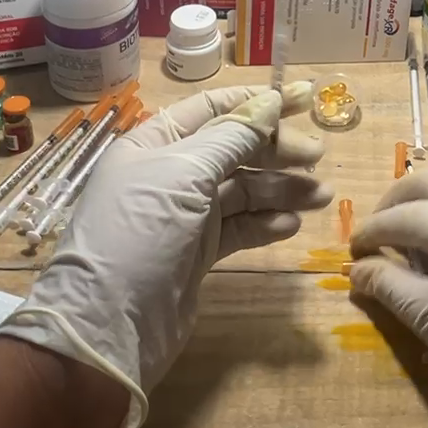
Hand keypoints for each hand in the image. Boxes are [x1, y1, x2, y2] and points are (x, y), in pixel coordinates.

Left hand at [0, 82, 328, 427]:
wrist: (106, 330)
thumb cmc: (140, 233)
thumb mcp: (185, 174)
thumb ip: (233, 136)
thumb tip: (272, 101)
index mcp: (156, 143)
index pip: (215, 108)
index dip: (259, 101)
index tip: (305, 97)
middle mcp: (171, 173)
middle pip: (235, 148)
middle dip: (277, 149)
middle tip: (318, 154)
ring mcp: (185, 214)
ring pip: (244, 190)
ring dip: (282, 189)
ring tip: (322, 196)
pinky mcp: (197, 252)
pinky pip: (240, 226)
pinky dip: (266, 223)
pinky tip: (291, 225)